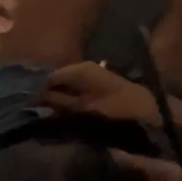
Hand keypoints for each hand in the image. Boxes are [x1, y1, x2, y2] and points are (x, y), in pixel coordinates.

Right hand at [40, 61, 164, 123]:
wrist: (150, 111)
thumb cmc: (115, 109)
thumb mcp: (83, 108)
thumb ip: (59, 102)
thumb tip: (37, 99)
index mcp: (79, 69)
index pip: (49, 77)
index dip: (39, 92)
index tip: (31, 108)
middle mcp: (85, 66)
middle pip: (58, 78)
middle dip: (49, 94)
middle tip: (40, 112)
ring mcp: (94, 73)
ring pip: (68, 84)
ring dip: (61, 97)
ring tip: (52, 114)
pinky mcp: (101, 82)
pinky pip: (79, 88)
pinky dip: (72, 98)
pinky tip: (69, 112)